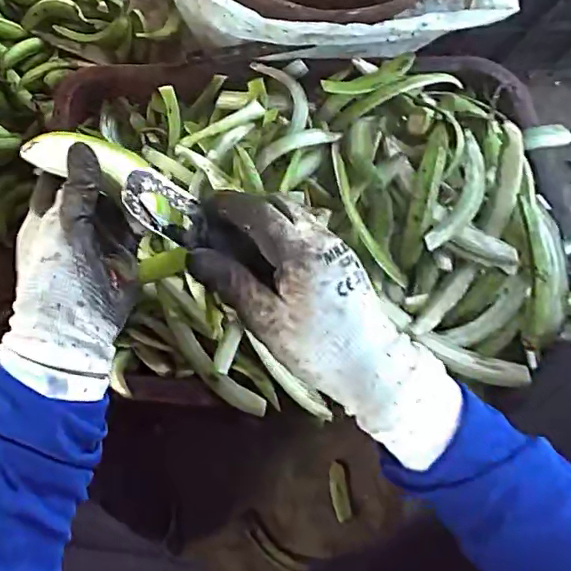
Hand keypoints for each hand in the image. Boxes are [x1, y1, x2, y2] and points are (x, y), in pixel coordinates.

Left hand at [1, 142, 140, 400]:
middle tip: (126, 156)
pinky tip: (149, 203)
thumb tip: (80, 146)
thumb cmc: (55, 273)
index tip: (93, 139)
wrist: (73, 333)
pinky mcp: (121, 252)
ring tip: (142, 175)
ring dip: (129, 191)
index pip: (57, 174)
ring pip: (116, 204)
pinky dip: (142, 214)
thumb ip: (76, 188)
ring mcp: (98, 236)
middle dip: (109, 172)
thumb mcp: (63, 226)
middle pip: (92, 186)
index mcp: (46, 213)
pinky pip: (133, 225)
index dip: (72, 157)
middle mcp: (73, 220)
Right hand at [189, 192, 461, 469]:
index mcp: (299, 249)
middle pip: (274, 202)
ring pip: (291, 212)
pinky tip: (266, 256)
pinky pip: (303, 227)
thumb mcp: (265, 320)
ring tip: (237, 240)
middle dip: (242, 207)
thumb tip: (193, 255)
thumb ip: (230, 281)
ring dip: (261, 216)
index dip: (226, 204)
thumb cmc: (316, 348)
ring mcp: (333, 243)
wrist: (376, 368)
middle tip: (216, 224)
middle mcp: (318, 236)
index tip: (201, 207)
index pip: (256, 210)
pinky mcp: (340, 256)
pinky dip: (278, 228)